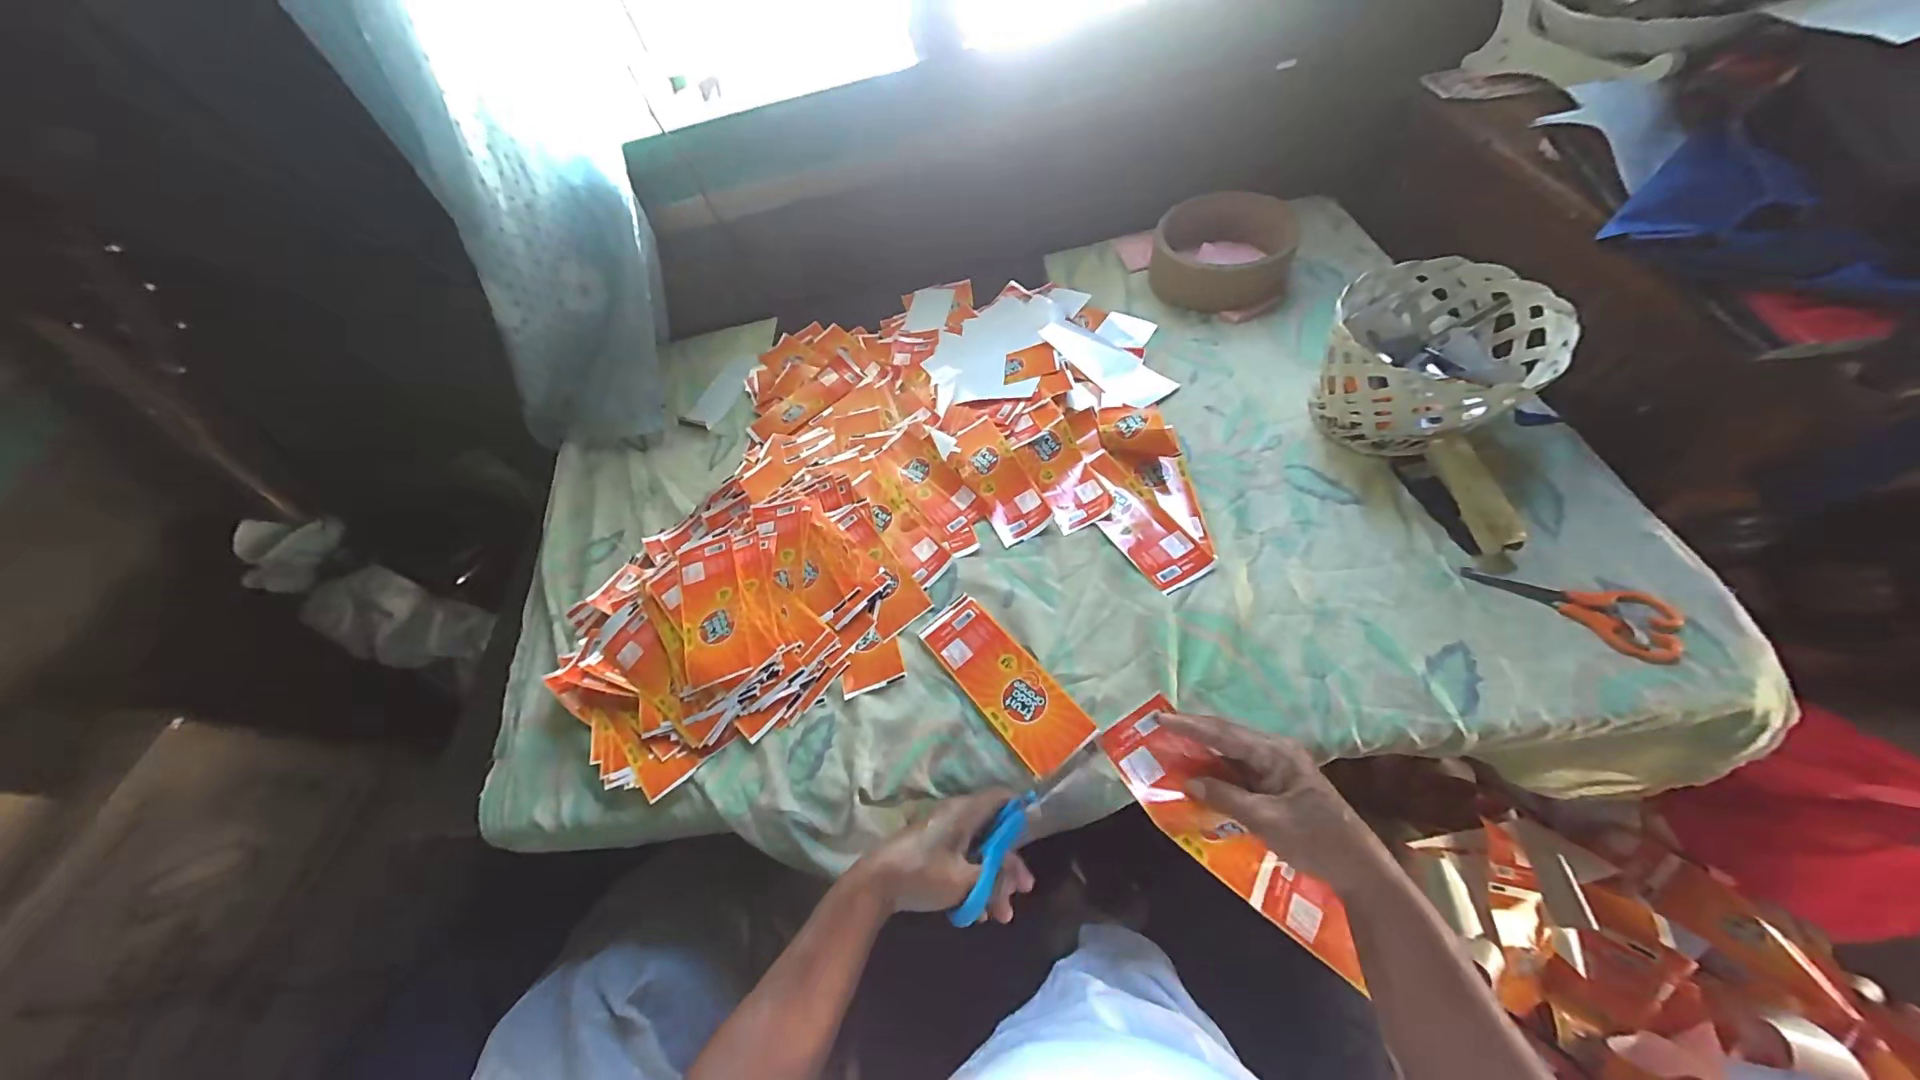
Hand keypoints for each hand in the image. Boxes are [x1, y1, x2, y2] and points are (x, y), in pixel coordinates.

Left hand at [853, 790, 1036, 922]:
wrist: (875, 885)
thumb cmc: (922, 875)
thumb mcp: (965, 880)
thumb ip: (995, 875)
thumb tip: (1014, 874)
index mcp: (966, 812)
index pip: (1002, 798)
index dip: (1021, 812)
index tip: (1033, 835)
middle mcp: (957, 816)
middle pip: (994, 832)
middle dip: (1009, 865)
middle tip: (1023, 892)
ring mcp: (943, 832)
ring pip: (979, 852)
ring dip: (992, 881)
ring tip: (999, 916)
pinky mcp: (933, 850)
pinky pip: (963, 860)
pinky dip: (973, 882)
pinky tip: (975, 913)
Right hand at [1157, 712, 1392, 892]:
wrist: (1360, 870)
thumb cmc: (1318, 842)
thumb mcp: (1268, 822)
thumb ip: (1227, 799)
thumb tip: (1189, 783)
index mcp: (1276, 754)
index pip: (1225, 735)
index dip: (1190, 727)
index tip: (1161, 719)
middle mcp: (1275, 752)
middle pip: (1226, 736)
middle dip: (1193, 731)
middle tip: (1160, 727)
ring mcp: (1276, 767)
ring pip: (1230, 751)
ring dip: (1202, 749)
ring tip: (1171, 744)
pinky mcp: (1274, 783)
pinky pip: (1238, 768)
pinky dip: (1215, 768)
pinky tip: (1198, 771)